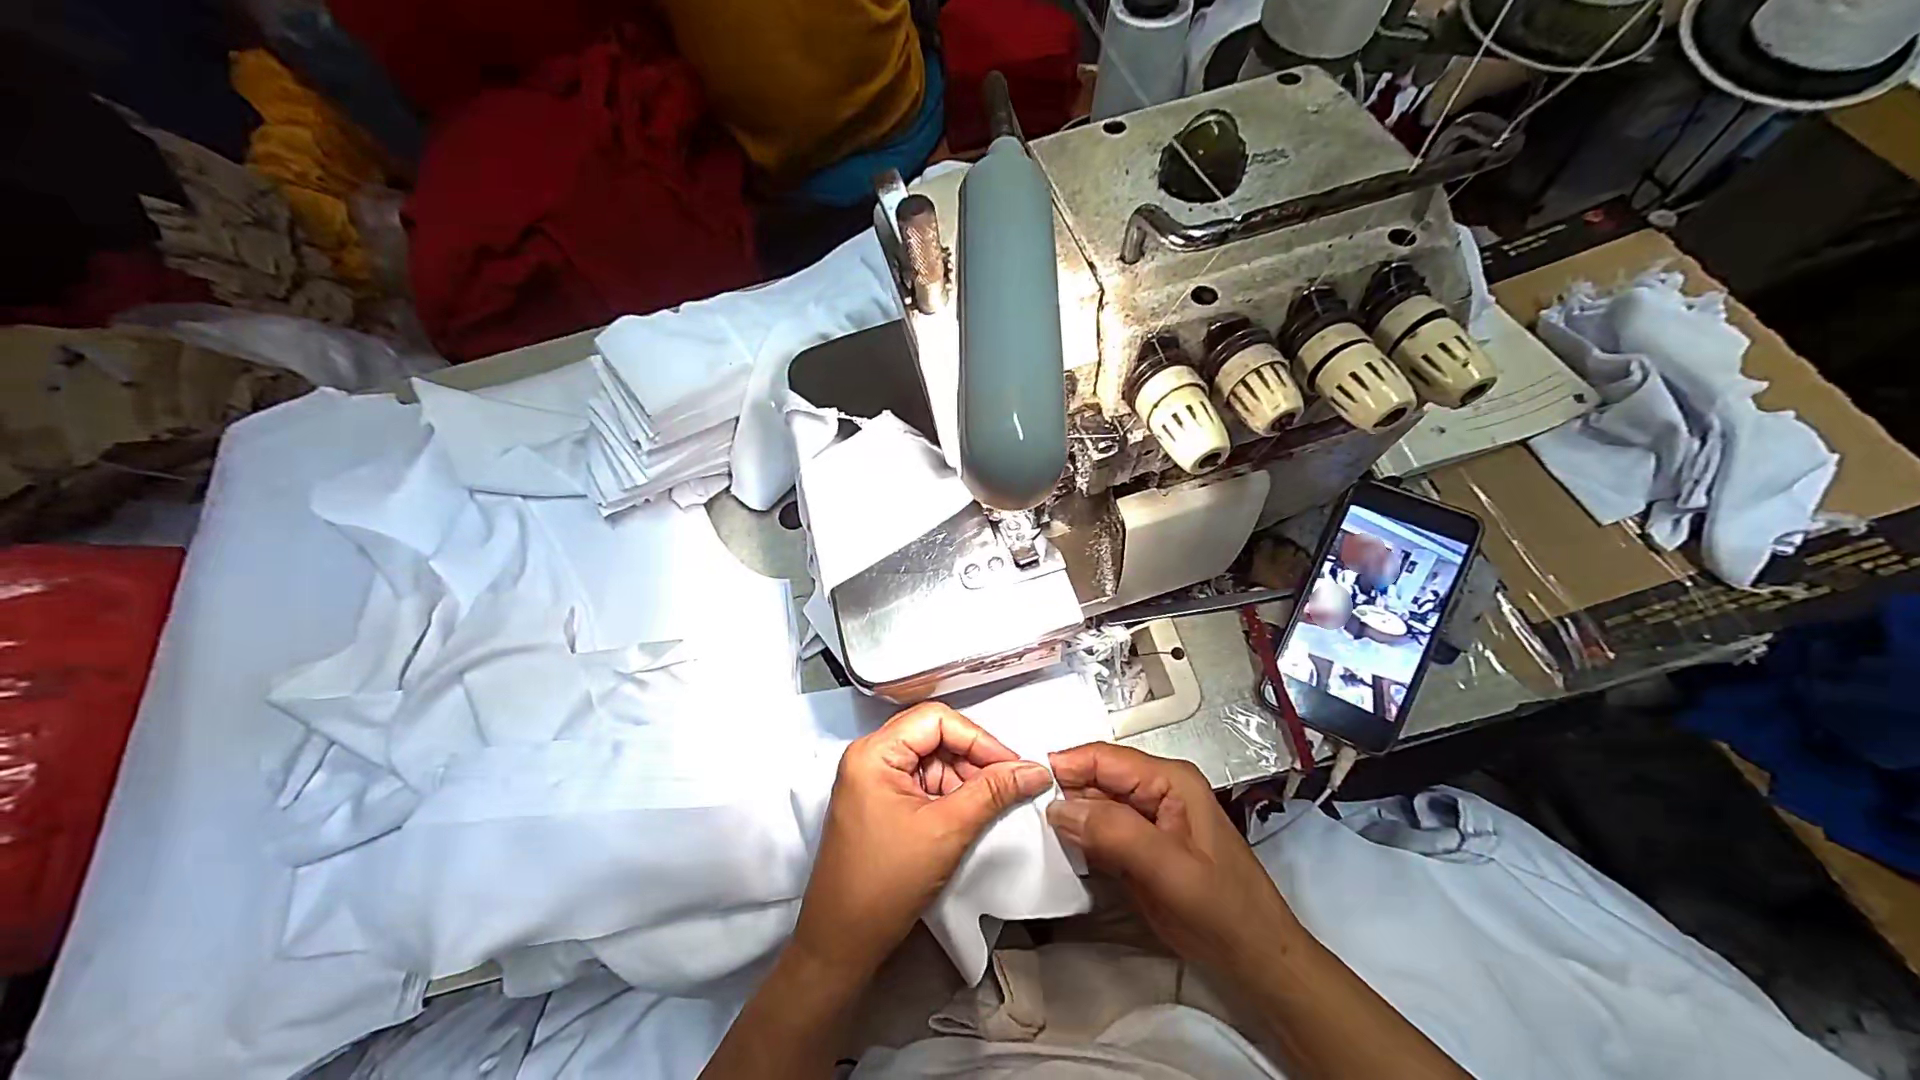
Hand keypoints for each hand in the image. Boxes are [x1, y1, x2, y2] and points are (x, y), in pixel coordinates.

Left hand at [792, 702, 1052, 977]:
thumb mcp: (947, 831)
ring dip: (963, 778)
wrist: (841, 943)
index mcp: (873, 753)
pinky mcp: (880, 802)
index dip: (978, 739)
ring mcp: (872, 780)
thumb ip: (993, 793)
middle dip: (973, 759)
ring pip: (931, 759)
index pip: (936, 720)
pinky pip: (922, 782)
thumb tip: (1032, 770)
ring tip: (986, 807)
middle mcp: (869, 758)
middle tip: (1005, 786)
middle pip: (934, 736)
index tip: (1011, 766)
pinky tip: (966, 815)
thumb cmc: (882, 886)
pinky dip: (949, 794)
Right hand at [1046, 742, 1297, 983]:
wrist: (1256, 960)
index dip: (1064, 766)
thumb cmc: (1222, 911)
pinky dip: (1079, 838)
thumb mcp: (1169, 869)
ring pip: (1093, 805)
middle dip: (1061, 792)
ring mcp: (1147, 818)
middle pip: (1095, 778)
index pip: (1103, 758)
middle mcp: (1156, 790)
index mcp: (1169, 780)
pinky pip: (1100, 831)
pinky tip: (1059, 849)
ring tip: (1032, 830)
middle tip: (1023, 813)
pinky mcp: (1139, 846)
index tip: (1024, 784)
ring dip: (1067, 817)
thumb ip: (1114, 832)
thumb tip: (1058, 808)